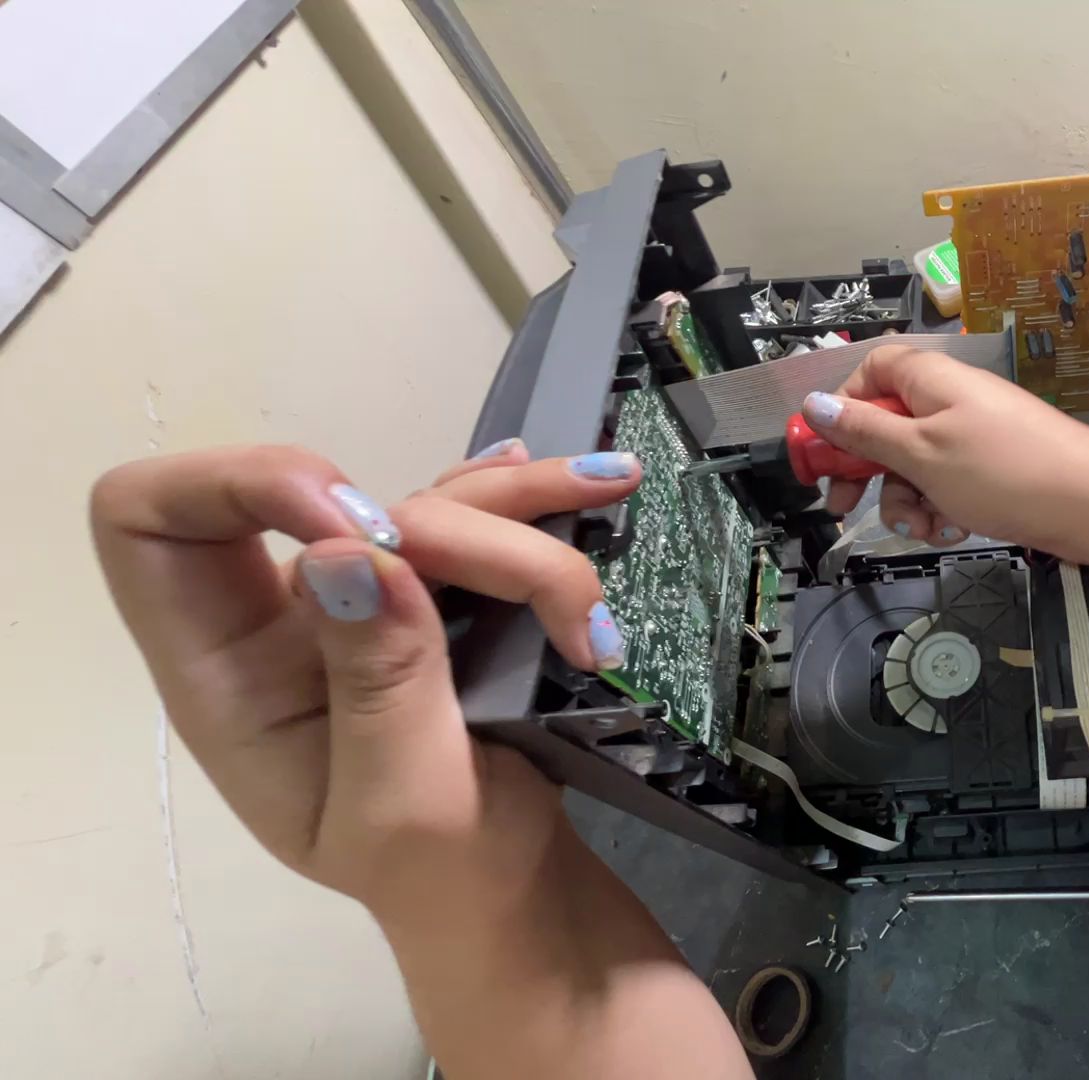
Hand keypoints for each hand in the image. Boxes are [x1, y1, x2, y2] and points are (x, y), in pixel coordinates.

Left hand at [91, 440, 643, 928]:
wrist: (500, 871)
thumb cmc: (437, 861)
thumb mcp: (401, 798)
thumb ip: (379, 683)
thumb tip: (356, 554)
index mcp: (231, 667)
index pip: (157, 522)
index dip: (245, 489)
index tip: (370, 531)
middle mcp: (299, 612)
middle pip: (364, 508)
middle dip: (483, 542)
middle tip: (577, 617)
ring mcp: (381, 597)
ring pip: (443, 500)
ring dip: (533, 499)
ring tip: (617, 487)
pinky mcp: (452, 596)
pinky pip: (484, 517)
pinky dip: (533, 495)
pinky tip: (574, 485)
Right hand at [811, 345, 1088, 561]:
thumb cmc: (1003, 471)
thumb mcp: (919, 453)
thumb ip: (864, 431)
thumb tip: (814, 404)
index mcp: (929, 380)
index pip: (871, 372)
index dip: (843, 406)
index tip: (825, 448)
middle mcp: (949, 402)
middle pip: (886, 427)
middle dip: (869, 471)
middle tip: (845, 505)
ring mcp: (972, 437)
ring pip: (913, 465)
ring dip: (906, 501)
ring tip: (923, 526)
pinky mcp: (990, 470)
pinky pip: (945, 485)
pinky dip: (940, 508)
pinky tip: (952, 530)